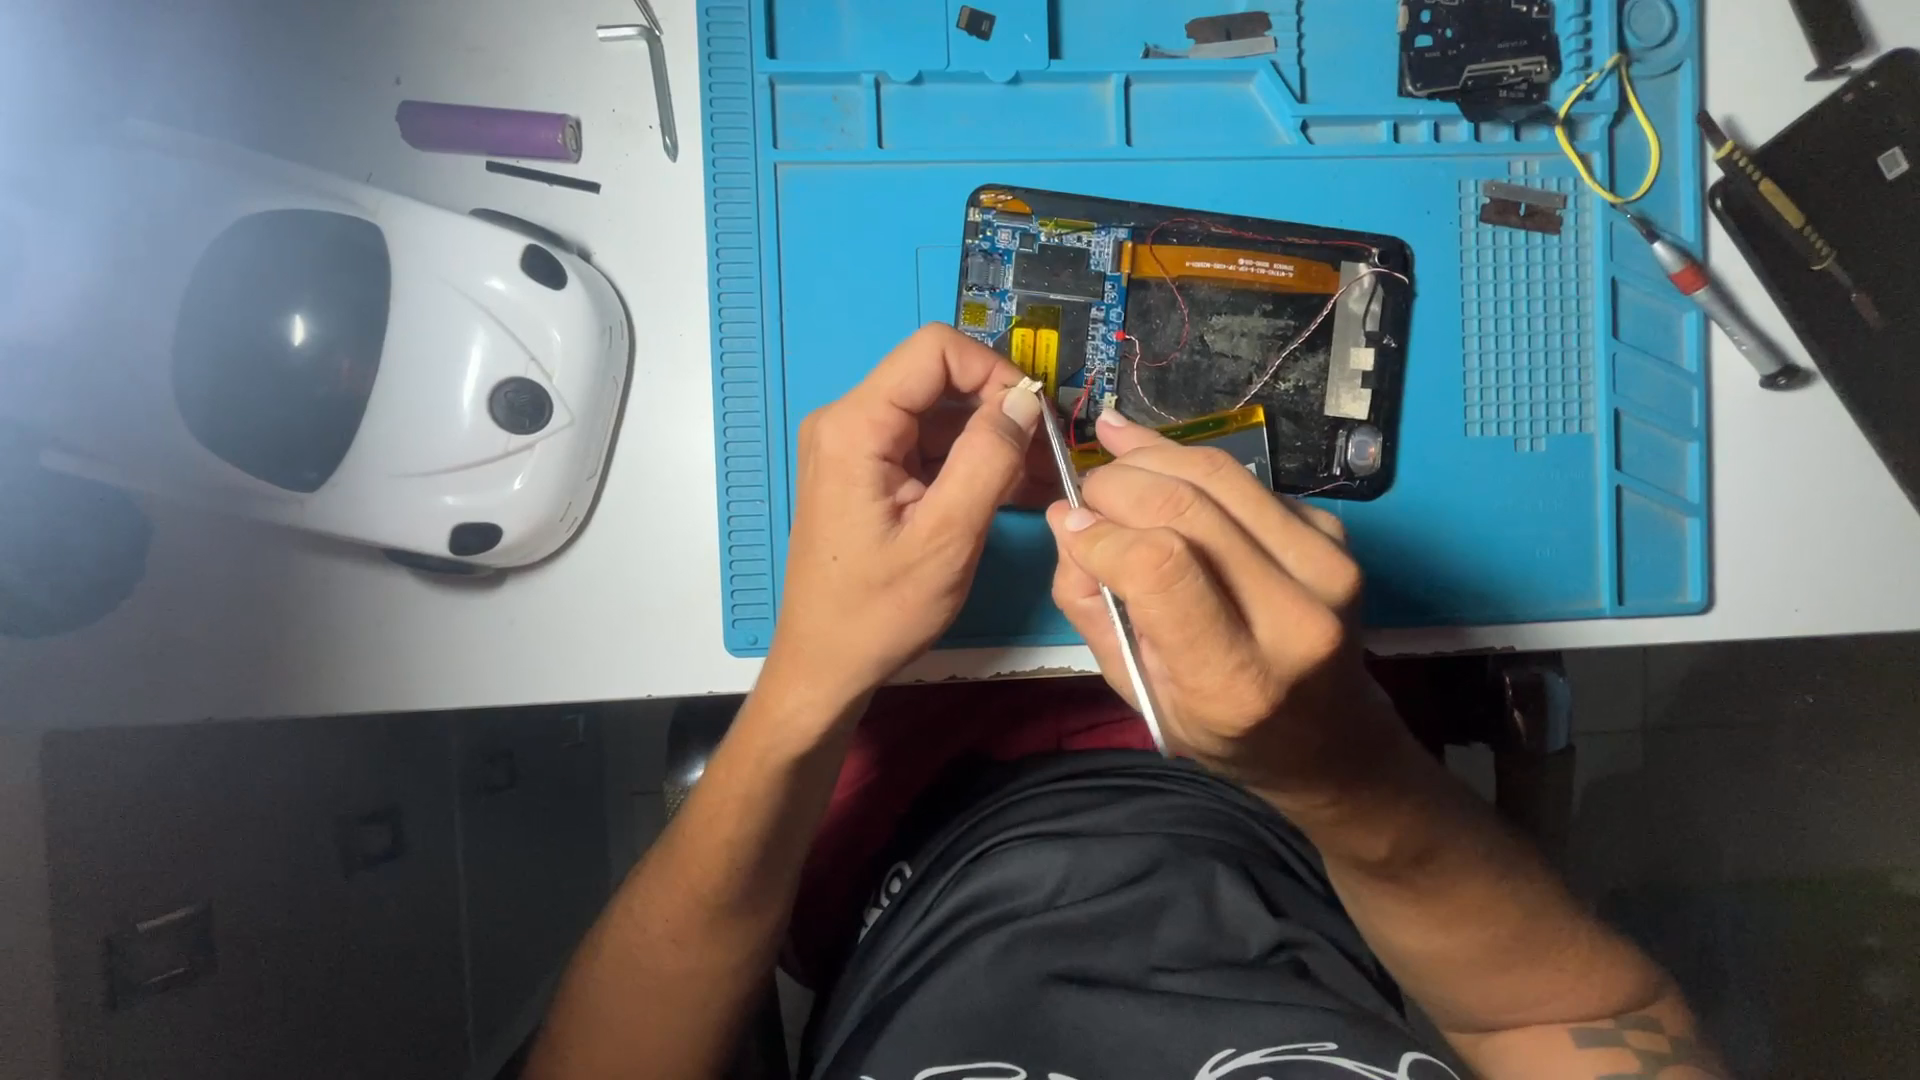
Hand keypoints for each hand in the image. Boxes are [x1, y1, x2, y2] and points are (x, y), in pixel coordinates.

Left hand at [764, 324, 1043, 714]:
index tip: (1034, 419)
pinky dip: (972, 466)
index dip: (994, 372)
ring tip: (1044, 479)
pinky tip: (1016, 493)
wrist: (826, 664)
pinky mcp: (869, 474)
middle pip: (939, 382)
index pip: (934, 350)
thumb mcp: (946, 539)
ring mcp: (857, 449)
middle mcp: (849, 423)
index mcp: (856, 427)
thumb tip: (1024, 401)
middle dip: (1000, 411)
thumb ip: (988, 460)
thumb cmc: (879, 612)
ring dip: (993, 442)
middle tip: (1050, 454)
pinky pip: (929, 451)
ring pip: (940, 418)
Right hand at [1045, 410, 1402, 798]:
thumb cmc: (1219, 726)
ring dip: (1152, 455)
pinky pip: (1245, 480)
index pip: (1160, 568)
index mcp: (1235, 677)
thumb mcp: (1137, 690)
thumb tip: (1067, 520)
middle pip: (1187, 506)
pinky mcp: (1335, 534)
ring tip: (1111, 450)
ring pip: (1220, 473)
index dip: (1102, 536)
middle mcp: (1294, 616)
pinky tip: (1156, 463)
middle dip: (1117, 485)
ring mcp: (1327, 567)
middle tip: (1085, 492)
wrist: (1328, 737)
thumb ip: (1091, 608)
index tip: (1070, 527)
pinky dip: (1191, 464)